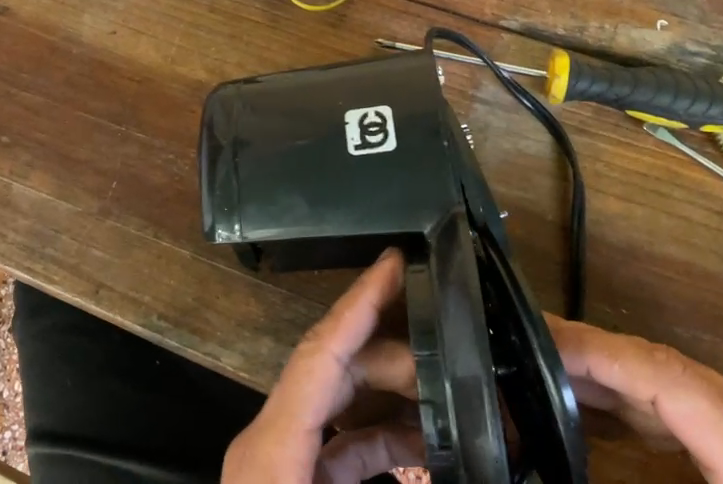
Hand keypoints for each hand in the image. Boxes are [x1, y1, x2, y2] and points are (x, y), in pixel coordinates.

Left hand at [222, 250, 424, 483]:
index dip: (361, 300)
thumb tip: (444, 454)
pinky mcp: (296, 478)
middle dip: (394, 350)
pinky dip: (380, 436)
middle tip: (448, 345)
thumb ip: (380, 462)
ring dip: (391, 391)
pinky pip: (340, 442)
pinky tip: (425, 441)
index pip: (321, 350)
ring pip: (339, 402)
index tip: (395, 261)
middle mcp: (273, 439)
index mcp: (274, 443)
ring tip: (445, 385)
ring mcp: (283, 459)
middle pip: (336, 367)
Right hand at [546, 316, 722, 483]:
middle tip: (515, 344)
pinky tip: (597, 402)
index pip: (668, 378)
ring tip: (540, 366)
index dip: (594, 352)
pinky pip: (696, 407)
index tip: (532, 340)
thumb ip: (627, 477)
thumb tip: (544, 465)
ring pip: (678, 381)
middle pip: (667, 368)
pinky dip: (640, 400)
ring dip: (608, 375)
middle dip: (588, 354)